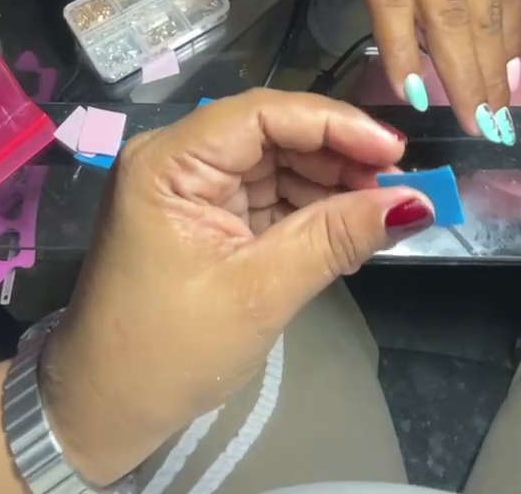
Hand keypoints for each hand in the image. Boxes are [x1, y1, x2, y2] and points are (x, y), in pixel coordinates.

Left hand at [37, 91, 429, 483]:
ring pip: (275, 159)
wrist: (105, 408)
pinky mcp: (205, 211)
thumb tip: (415, 203)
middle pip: (271, 131)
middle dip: (337, 154)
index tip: (394, 150)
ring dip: (331, 180)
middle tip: (400, 184)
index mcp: (169, 161)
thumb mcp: (260, 293)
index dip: (332, 122)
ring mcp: (191, 183)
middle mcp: (177, 156)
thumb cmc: (169, 352)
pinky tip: (351, 219)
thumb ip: (335, 238)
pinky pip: (267, 191)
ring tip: (385, 205)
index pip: (260, 113)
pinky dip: (310, 205)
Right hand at [267, 0, 520, 142]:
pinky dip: (403, 49)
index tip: (510, 80)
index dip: (508, 39)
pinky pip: (392, 0)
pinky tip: (411, 86)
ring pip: (447, 13)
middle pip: (483, 7)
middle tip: (499, 125)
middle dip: (492, 73)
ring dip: (460, 74)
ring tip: (470, 122)